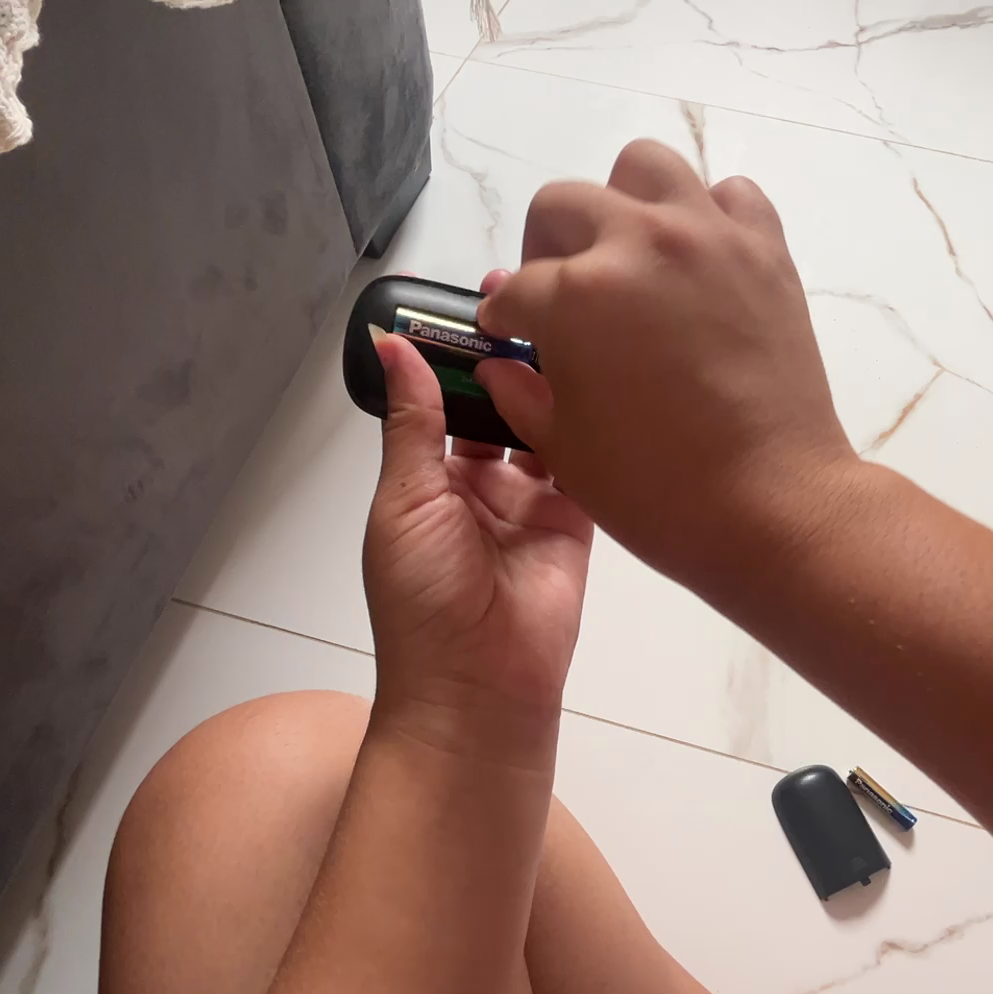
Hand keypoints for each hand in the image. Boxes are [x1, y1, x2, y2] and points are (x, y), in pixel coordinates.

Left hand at [363, 270, 593, 762]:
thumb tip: (391, 345)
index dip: (455, 361)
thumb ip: (412, 423)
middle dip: (507, 370)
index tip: (473, 308)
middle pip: (497, 413)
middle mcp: (480, 487)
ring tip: (567, 332)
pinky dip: (586, 429)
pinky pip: (581, 467)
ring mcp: (530, 503)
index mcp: (428, 481)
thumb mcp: (405, 501)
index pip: (443, 405)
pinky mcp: (574, 520)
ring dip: (547, 393)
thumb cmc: (424, 597)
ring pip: (542, 433)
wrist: (481, 685)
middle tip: (531, 308)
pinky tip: (601, 380)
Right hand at [473, 139, 856, 585]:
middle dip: (543, 249)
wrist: (770, 504)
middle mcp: (637, 242)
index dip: (502, 318)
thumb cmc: (656, 491)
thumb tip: (497, 365)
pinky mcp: (765, 249)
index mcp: (575, 296)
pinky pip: (728, 197)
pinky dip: (703, 217)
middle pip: (562, 203)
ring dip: (619, 206)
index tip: (507, 336)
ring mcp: (708, 236)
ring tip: (627, 260)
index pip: (514, 290)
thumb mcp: (565, 451)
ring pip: (644, 168)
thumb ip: (520, 395)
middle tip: (559, 298)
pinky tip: (696, 266)